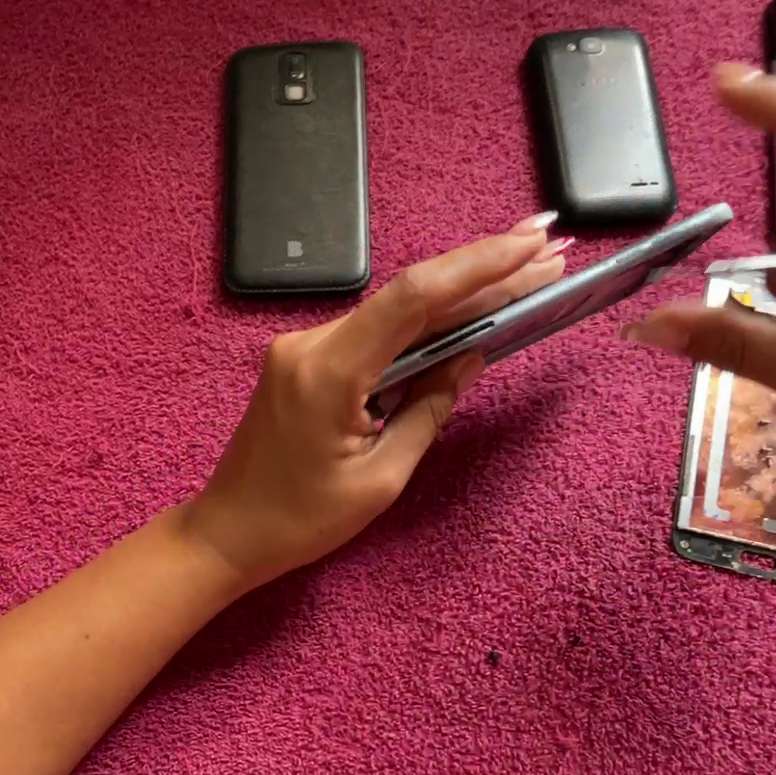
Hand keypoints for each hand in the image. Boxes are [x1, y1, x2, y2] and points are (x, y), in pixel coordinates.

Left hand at [184, 216, 570, 587]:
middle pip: (406, 299)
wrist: (229, 531)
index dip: (479, 265)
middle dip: (481, 277)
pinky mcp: (301, 363)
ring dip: (453, 302)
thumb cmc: (300, 520)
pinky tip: (461, 318)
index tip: (531, 243)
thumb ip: (428, 410)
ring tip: (521, 280)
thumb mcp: (380, 478)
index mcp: (328, 372)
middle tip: (546, 254)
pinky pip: (368, 336)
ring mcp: (300, 350)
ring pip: (389, 315)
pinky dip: (416, 330)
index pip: (413, 298)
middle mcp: (309, 345)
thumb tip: (468, 359)